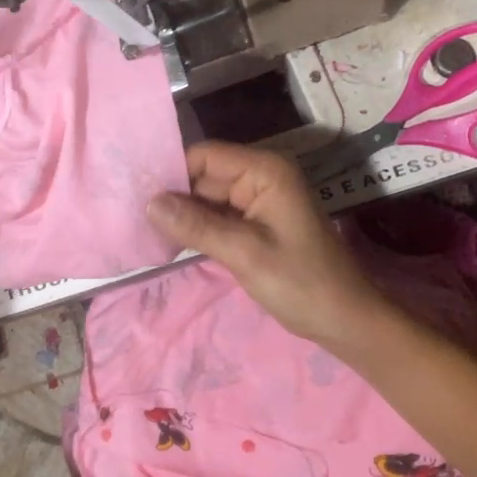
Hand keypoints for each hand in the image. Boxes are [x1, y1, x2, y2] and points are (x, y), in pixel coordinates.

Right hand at [146, 141, 386, 344]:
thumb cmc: (301, 283)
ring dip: (182, 213)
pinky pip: (219, 216)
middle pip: (204, 175)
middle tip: (130, 214)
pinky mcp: (258, 222)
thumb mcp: (244, 254)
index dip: (171, 170)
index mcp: (265, 171)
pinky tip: (169, 239)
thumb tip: (149, 203)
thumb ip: (197, 226)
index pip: (205, 155)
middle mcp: (261, 176)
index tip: (134, 191)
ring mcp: (260, 200)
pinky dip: (198, 227)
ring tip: (141, 226)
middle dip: (172, 194)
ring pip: (208, 197)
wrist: (345, 320)